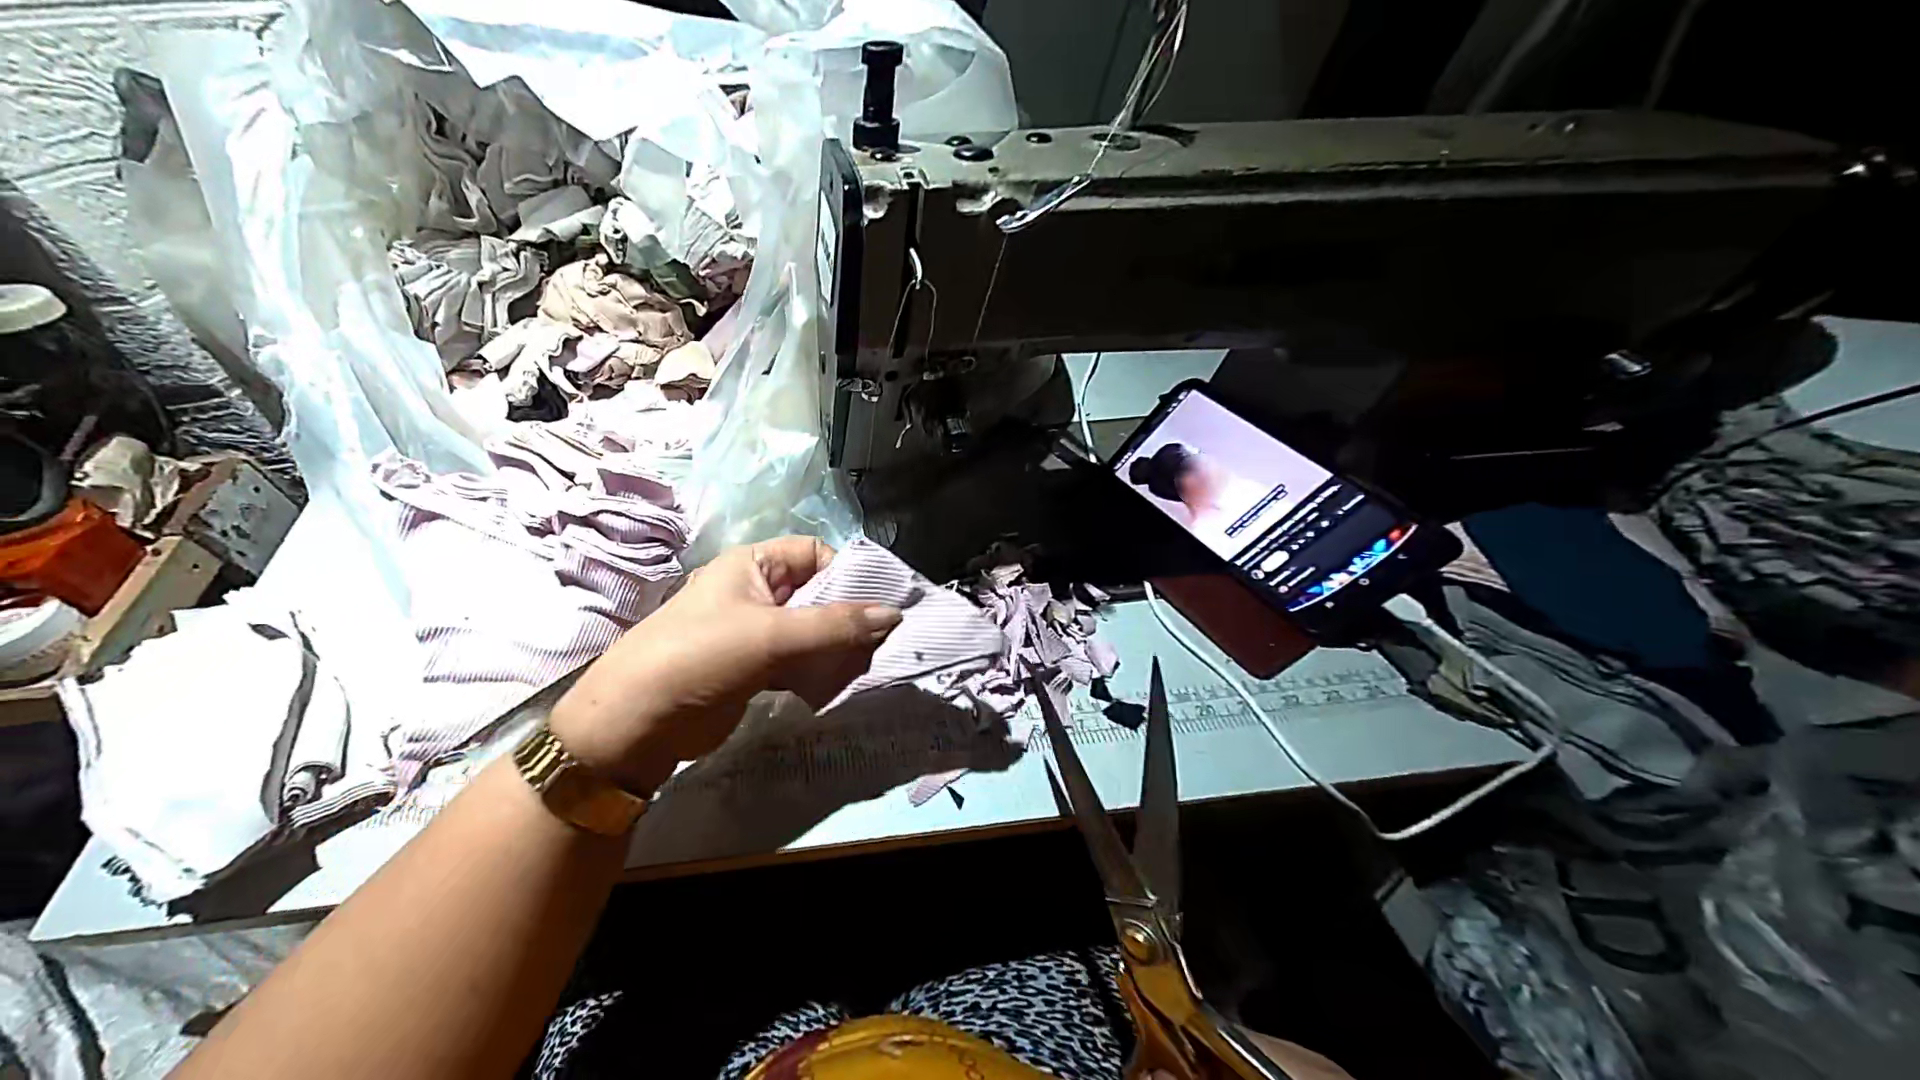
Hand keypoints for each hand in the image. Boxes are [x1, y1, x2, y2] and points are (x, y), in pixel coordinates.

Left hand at [548, 536, 900, 793]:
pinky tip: (839, 686)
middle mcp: (757, 592)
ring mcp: (756, 633)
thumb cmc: (701, 657)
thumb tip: (894, 615)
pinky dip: (821, 672)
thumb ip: (835, 625)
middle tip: (883, 642)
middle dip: (850, 616)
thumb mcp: (772, 634)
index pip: (816, 553)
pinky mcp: (756, 669)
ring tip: (867, 667)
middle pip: (819, 594)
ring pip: (813, 632)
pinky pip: (801, 662)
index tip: (879, 603)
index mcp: (753, 565)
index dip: (848, 573)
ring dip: (838, 648)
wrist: (636, 724)